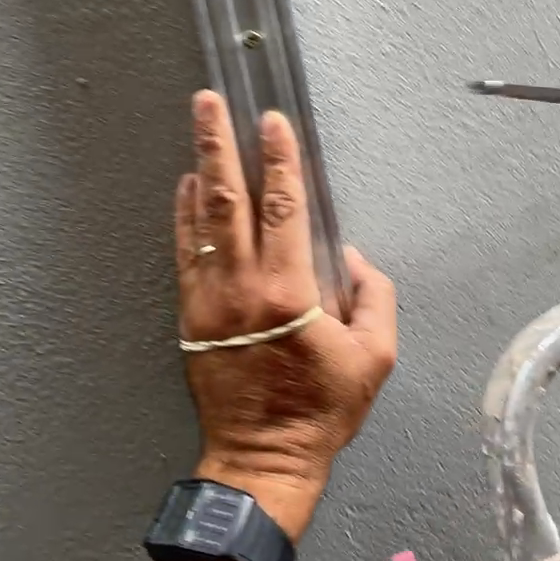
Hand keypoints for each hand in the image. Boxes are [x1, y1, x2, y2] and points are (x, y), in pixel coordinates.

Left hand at [173, 91, 397, 535]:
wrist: (263, 459)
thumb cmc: (320, 411)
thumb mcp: (374, 357)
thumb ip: (374, 296)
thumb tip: (352, 257)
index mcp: (289, 293)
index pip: (283, 206)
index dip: (280, 159)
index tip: (274, 122)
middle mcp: (242, 287)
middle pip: (227, 199)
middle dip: (218, 143)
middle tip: (208, 101)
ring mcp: (209, 301)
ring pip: (200, 221)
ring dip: (199, 169)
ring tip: (197, 131)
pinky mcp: (191, 317)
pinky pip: (184, 254)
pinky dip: (184, 217)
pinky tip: (187, 188)